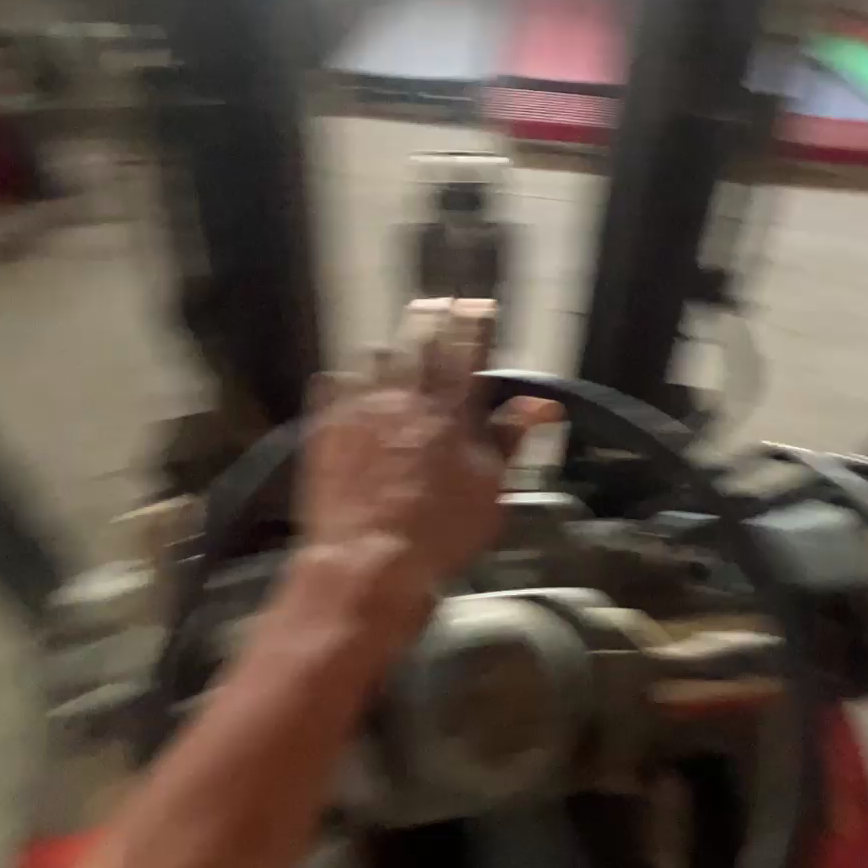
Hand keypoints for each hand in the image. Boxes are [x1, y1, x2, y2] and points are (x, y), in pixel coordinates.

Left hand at [296, 299, 563, 624]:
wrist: (366, 563)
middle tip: (437, 304)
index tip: (478, 305)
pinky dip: (343, 377)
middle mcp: (404, 398)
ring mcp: (359, 409)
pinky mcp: (324, 428)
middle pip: (418, 338)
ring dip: (390, 347)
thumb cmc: (440, 534)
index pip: (466, 347)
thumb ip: (511, 440)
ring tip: (395, 345)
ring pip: (374, 355)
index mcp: (449, 410)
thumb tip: (542, 403)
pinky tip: (345, 379)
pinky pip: (331, 384)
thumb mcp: (491, 491)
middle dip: (431, 315)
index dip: (474, 320)